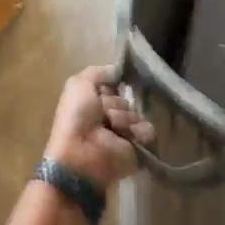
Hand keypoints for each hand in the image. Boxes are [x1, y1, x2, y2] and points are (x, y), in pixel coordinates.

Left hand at [43, 65, 153, 187]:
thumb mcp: (79, 84)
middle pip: (127, 99)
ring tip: (113, 128)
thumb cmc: (76, 116)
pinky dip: (138, 131)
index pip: (115, 85)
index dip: (111, 86)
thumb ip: (98, 72)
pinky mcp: (137, 148)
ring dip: (125, 118)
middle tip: (104, 115)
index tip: (105, 90)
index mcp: (96, 102)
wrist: (82, 154)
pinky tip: (127, 136)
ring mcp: (124, 133)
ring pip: (137, 113)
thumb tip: (118, 70)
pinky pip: (148, 130)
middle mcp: (110, 116)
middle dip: (117, 104)